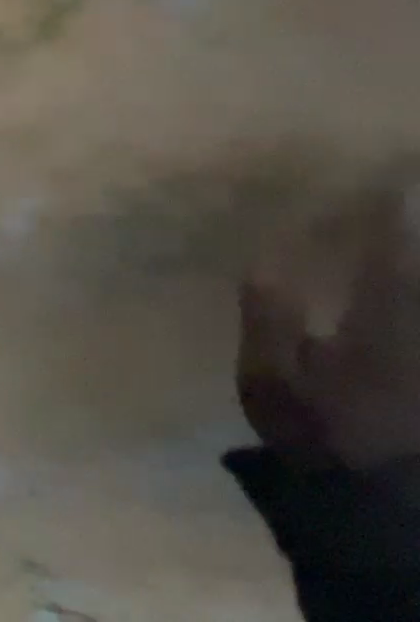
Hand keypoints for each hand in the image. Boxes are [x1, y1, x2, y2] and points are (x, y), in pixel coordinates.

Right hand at [238, 186, 419, 469]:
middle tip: (416, 184)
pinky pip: (418, 305)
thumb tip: (271, 255)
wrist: (373, 495)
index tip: (390, 176)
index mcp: (381, 332)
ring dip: (419, 253)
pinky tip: (405, 269)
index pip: (391, 261)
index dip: (390, 217)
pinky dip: (411, 282)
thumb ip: (269, 313)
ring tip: (415, 216)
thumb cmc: (310, 428)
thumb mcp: (267, 376)